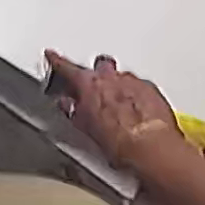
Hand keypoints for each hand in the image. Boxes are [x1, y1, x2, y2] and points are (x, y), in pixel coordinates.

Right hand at [45, 50, 187, 170]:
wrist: (152, 149)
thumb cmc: (119, 142)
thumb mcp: (85, 129)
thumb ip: (74, 111)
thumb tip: (69, 106)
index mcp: (88, 82)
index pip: (66, 66)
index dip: (56, 61)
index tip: (52, 55)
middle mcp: (109, 76)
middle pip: (98, 66)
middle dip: (96, 76)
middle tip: (95, 94)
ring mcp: (131, 81)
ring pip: (119, 76)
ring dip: (117, 87)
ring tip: (118, 109)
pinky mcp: (150, 89)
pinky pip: (139, 86)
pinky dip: (136, 95)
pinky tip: (136, 112)